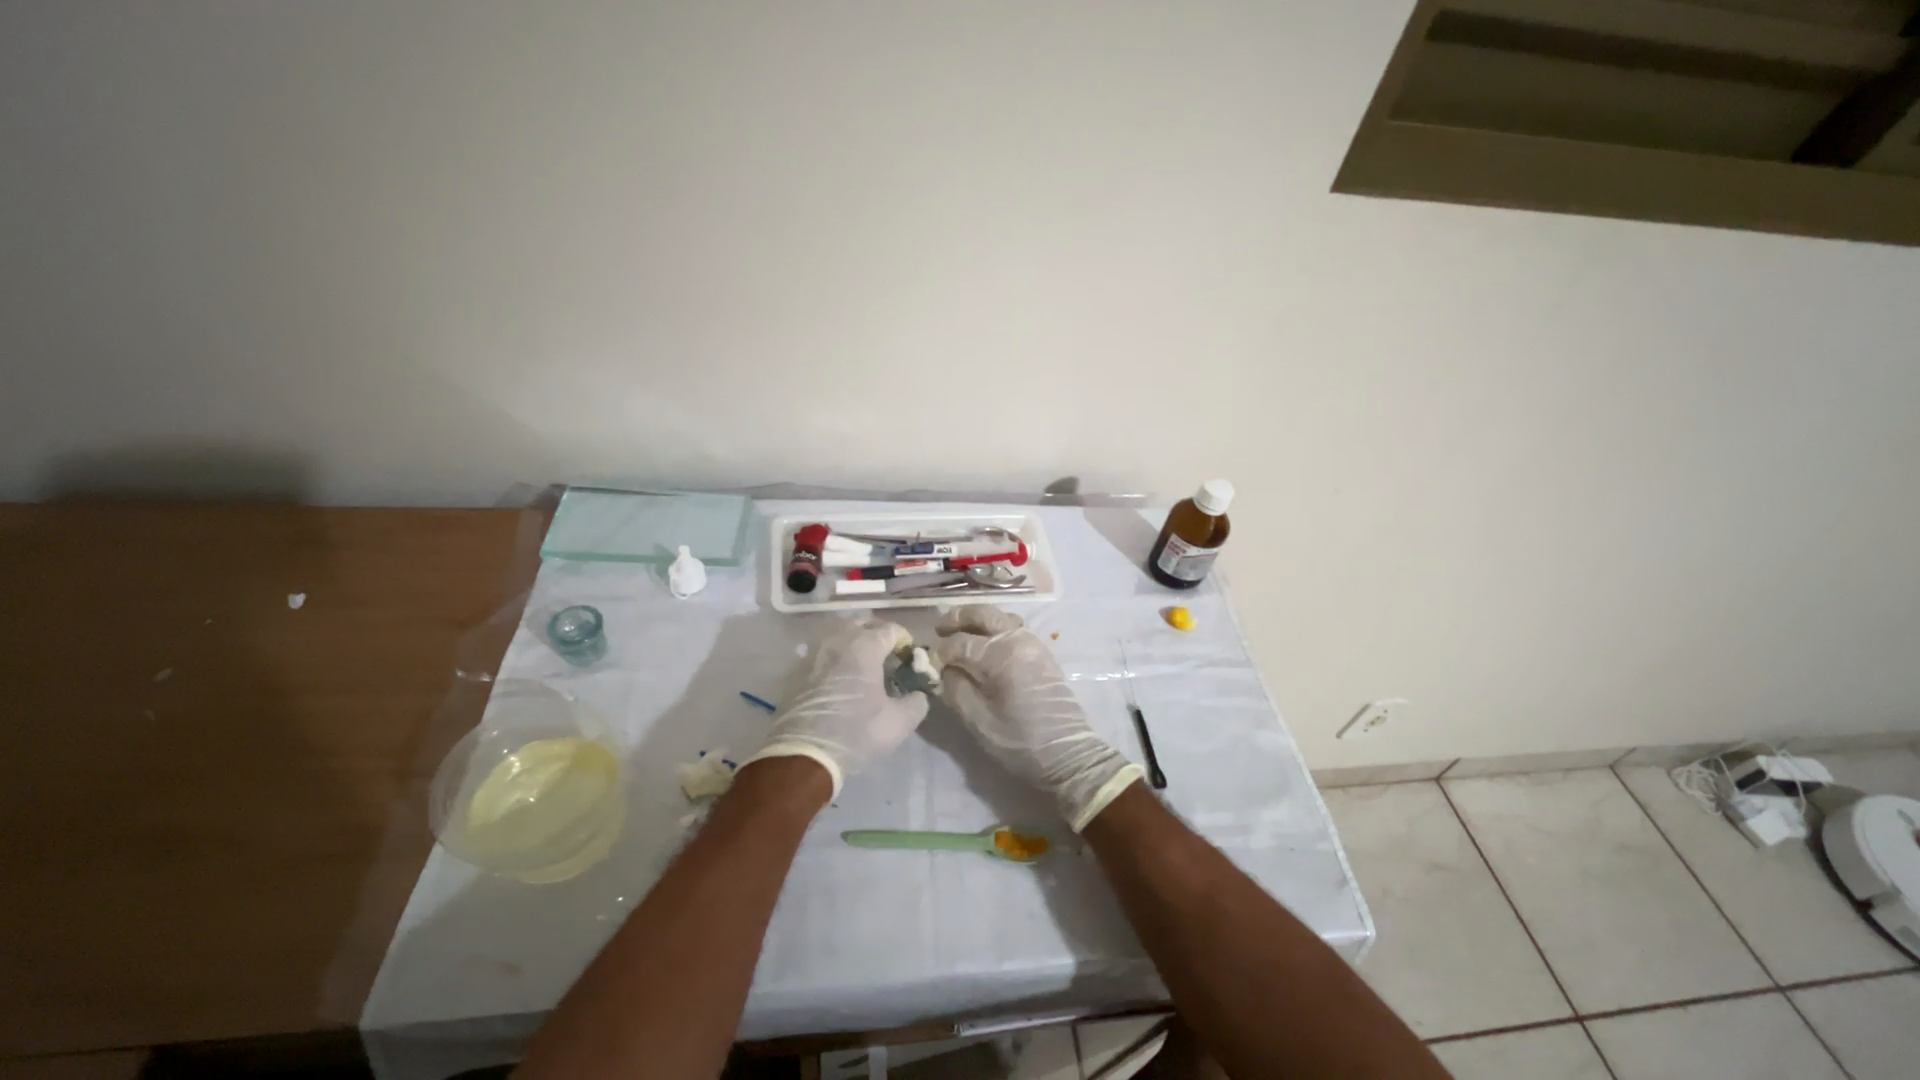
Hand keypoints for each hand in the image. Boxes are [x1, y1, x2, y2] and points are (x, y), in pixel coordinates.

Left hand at [747, 618, 929, 797]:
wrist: (803, 756)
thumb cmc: (856, 733)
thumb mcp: (899, 723)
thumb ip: (916, 702)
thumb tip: (918, 694)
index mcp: (864, 646)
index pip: (890, 629)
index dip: (904, 640)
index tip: (910, 658)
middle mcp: (837, 642)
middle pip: (860, 624)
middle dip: (877, 634)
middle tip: (888, 656)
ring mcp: (813, 655)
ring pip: (837, 637)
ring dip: (854, 644)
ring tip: (865, 667)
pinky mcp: (796, 673)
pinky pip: (822, 655)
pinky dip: (835, 659)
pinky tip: (841, 680)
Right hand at [931, 607, 1143, 830]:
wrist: (1068, 754)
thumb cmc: (1020, 741)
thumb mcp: (978, 720)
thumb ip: (956, 689)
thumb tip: (943, 670)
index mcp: (1001, 654)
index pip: (960, 642)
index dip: (940, 651)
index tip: (928, 663)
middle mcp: (1018, 639)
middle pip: (983, 614)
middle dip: (958, 618)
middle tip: (939, 629)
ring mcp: (1034, 643)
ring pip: (1001, 617)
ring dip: (978, 620)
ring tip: (960, 634)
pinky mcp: (1043, 653)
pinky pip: (1015, 628)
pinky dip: (996, 628)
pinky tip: (984, 645)